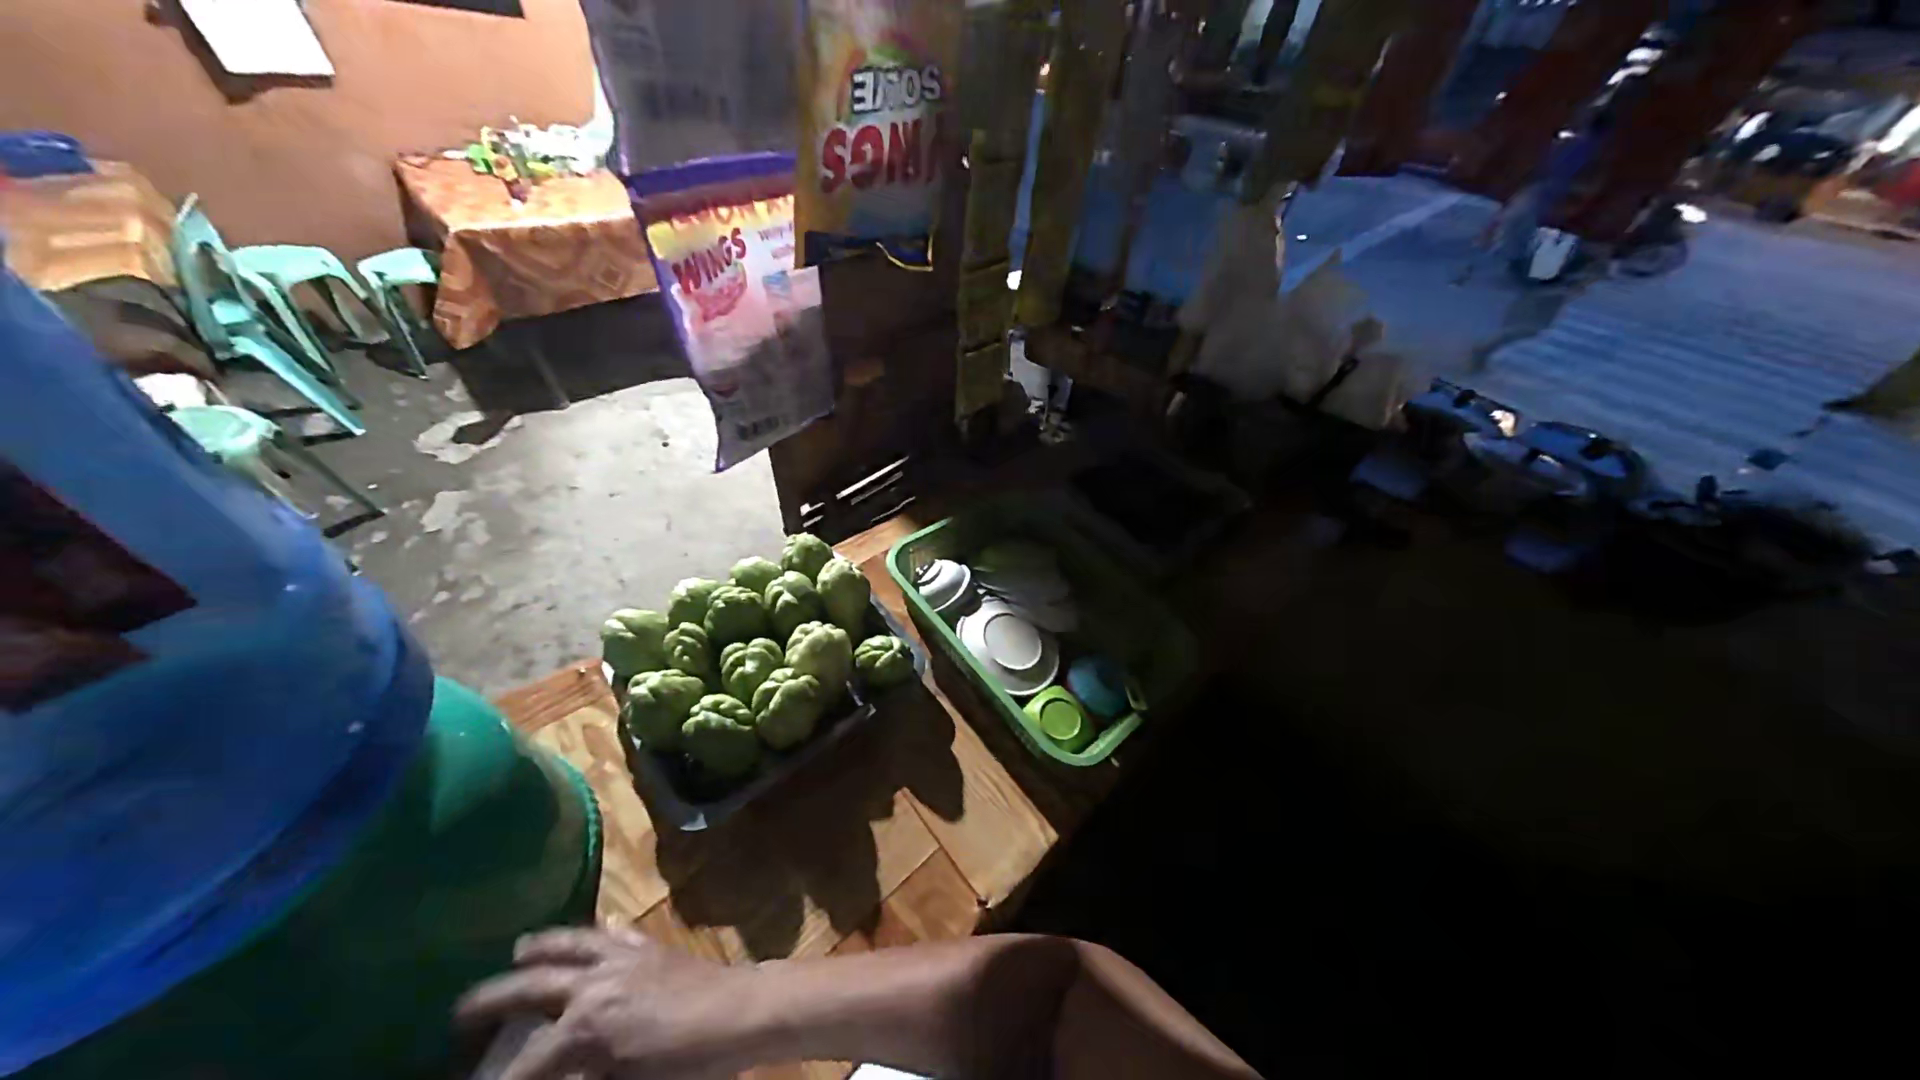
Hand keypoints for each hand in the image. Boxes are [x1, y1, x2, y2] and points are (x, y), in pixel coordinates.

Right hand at [455, 926, 757, 1079]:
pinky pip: (613, 933)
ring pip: (570, 943)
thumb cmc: (686, 1062)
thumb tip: (556, 1070)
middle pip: (529, 987)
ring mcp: (623, 957)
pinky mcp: (649, 946)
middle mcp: (594, 983)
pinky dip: (593, 932)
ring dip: (540, 947)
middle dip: (489, 1001)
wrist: (738, 1012)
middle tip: (458, 1012)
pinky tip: (586, 933)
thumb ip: (583, 1076)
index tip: (472, 1079)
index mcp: (584, 1027)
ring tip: (516, 949)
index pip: (523, 1067)